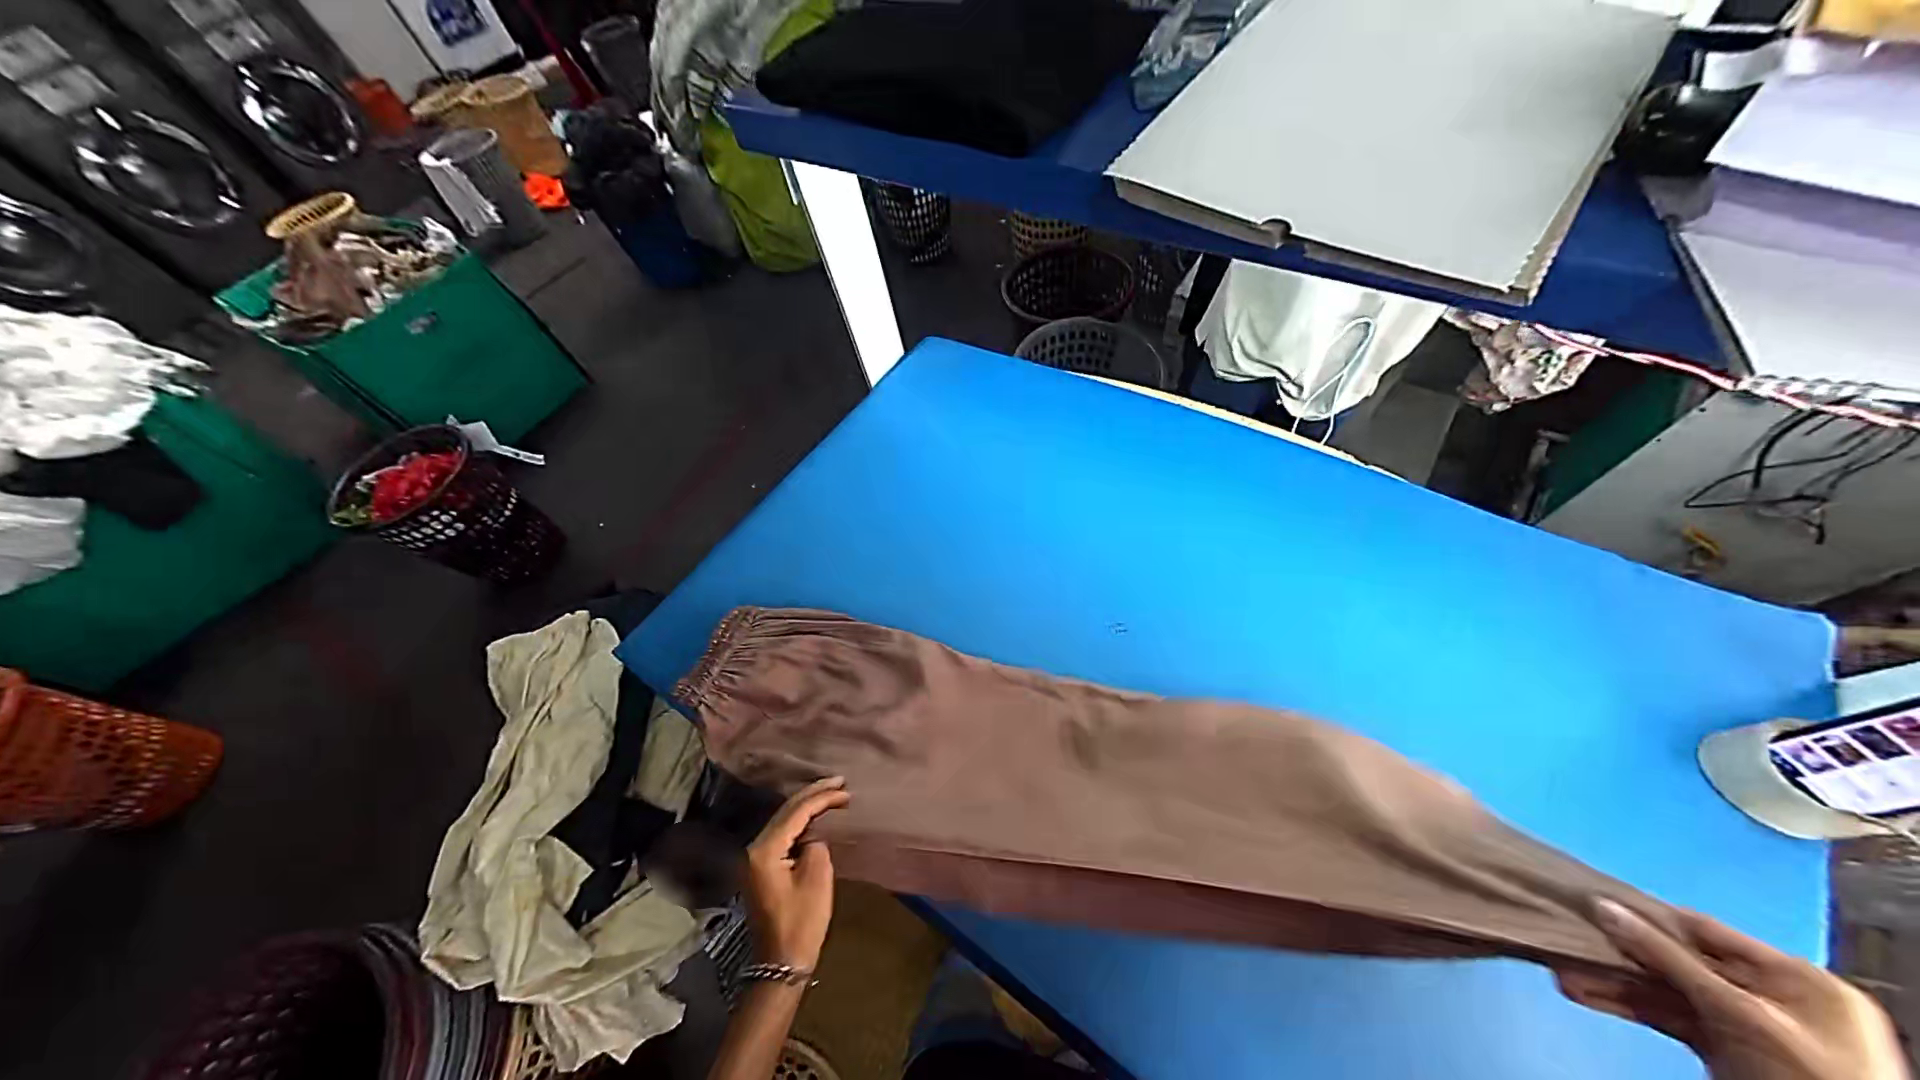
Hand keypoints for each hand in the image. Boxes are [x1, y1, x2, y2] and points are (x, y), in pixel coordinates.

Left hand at [744, 776, 849, 970]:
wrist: (781, 963)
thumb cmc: (802, 922)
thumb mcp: (817, 878)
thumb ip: (816, 844)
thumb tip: (812, 837)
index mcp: (765, 850)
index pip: (796, 812)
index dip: (822, 798)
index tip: (846, 791)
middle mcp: (755, 848)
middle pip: (785, 811)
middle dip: (813, 794)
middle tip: (840, 782)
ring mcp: (755, 859)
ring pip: (783, 821)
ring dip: (807, 807)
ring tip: (831, 793)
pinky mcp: (762, 869)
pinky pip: (783, 834)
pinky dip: (800, 822)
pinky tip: (815, 816)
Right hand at [1557, 899, 1907, 1079]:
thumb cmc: (1812, 1077)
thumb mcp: (1741, 1013)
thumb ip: (1670, 959)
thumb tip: (1603, 906)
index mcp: (1799, 979)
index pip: (1702, 931)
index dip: (1646, 918)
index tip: (1591, 906)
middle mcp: (1774, 997)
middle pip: (1678, 962)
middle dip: (1620, 956)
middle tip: (1566, 942)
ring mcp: (1750, 1028)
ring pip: (1667, 992)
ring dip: (1614, 983)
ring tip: (1562, 975)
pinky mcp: (1728, 1053)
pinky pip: (1670, 1019)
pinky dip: (1628, 1008)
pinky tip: (1586, 996)